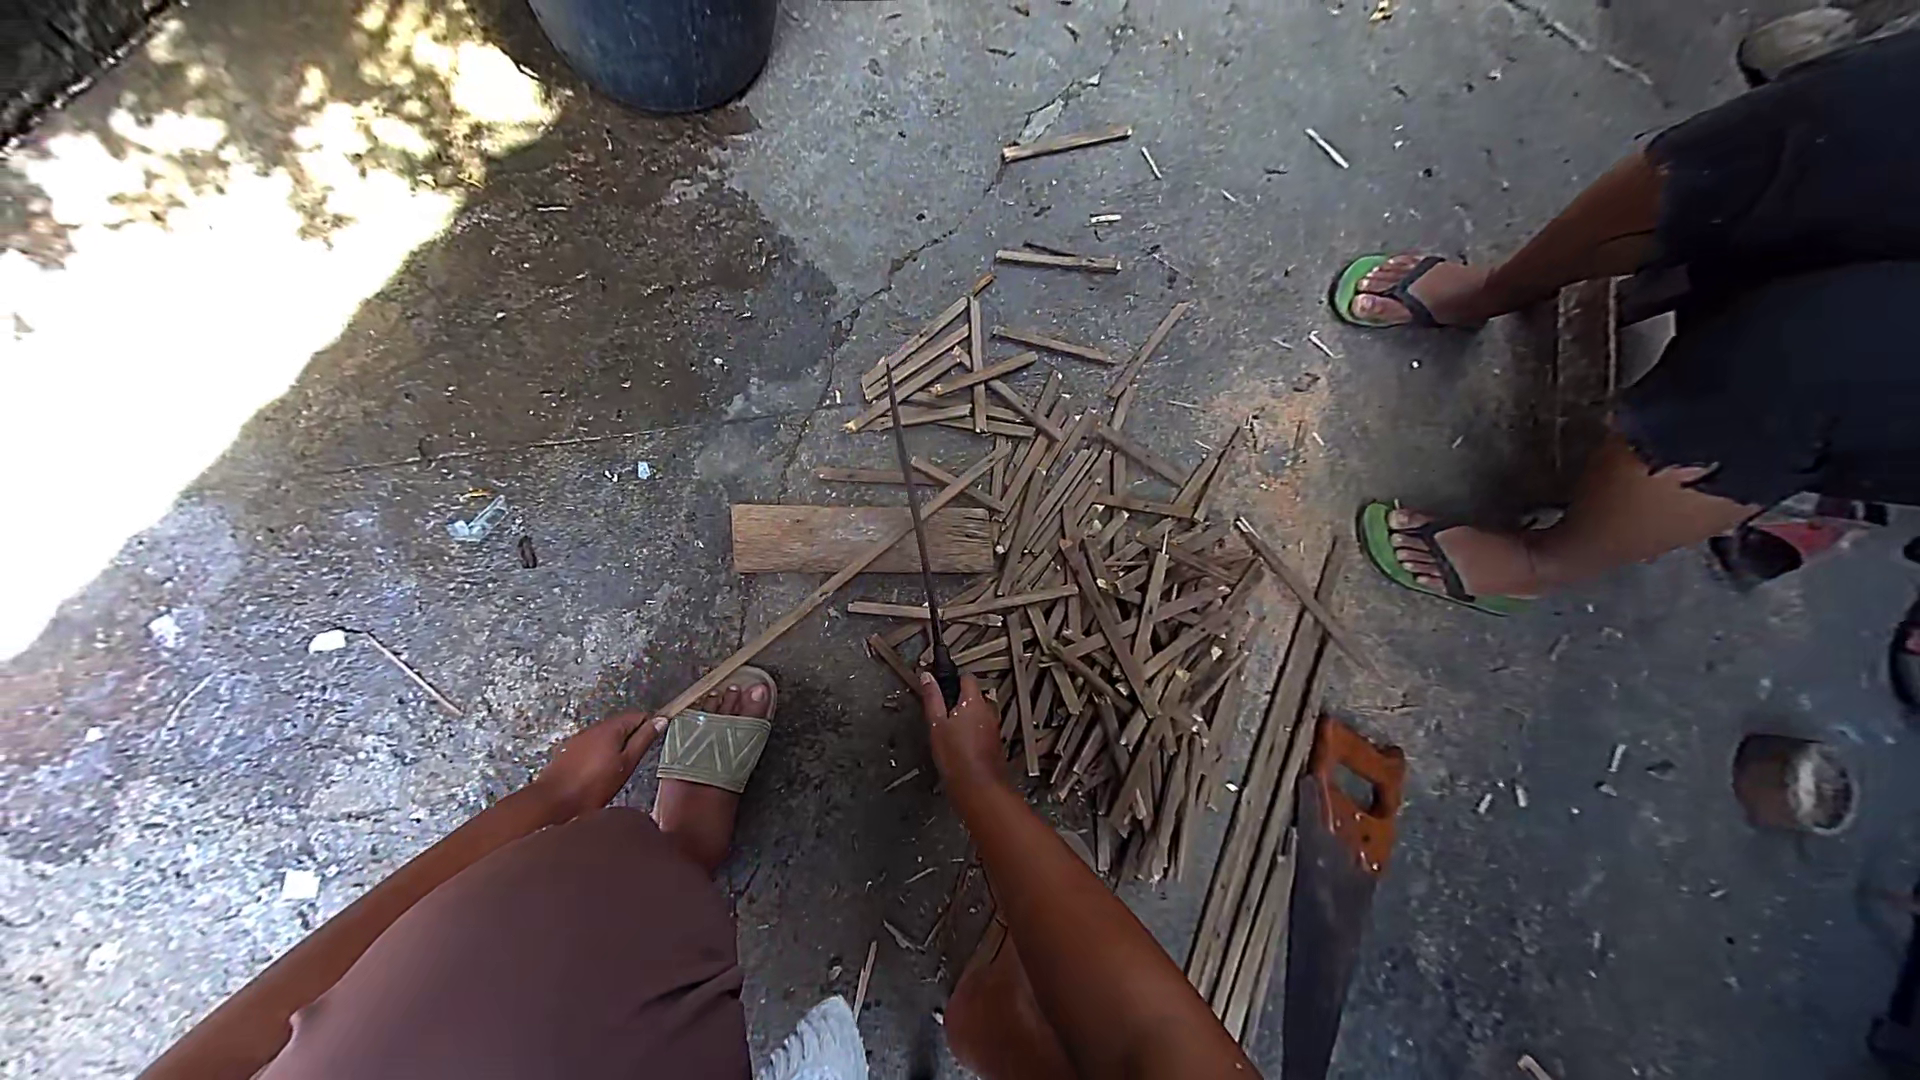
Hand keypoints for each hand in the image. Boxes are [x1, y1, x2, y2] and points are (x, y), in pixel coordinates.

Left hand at [529, 713, 665, 819]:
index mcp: (611, 728)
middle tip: (635, 761)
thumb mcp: (626, 763)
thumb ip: (644, 739)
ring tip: (617, 770)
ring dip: (615, 747)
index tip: (652, 744)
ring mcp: (578, 740)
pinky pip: (591, 746)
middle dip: (632, 738)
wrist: (550, 803)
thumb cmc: (593, 785)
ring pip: (605, 737)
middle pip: (621, 725)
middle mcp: (594, 728)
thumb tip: (660, 720)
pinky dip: (599, 754)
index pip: (639, 715)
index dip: (649, 726)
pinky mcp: (567, 752)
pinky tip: (597, 774)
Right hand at [915, 671, 1006, 794]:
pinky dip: (973, 732)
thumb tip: (927, 677)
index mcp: (974, 701)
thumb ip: (932, 698)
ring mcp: (994, 727)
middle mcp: (988, 711)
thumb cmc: (956, 757)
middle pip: (974, 695)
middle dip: (959, 700)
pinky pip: (983, 728)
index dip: (953, 680)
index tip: (940, 686)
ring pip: (979, 713)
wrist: (978, 789)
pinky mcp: (995, 743)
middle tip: (941, 714)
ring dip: (967, 717)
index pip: (967, 678)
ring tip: (949, 732)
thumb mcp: (936, 724)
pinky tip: (960, 745)